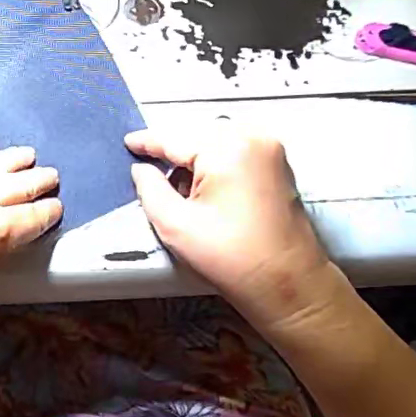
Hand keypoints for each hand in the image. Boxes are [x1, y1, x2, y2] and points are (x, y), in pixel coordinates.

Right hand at [127, 125, 352, 334]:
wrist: (286, 282)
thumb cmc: (232, 257)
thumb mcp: (174, 225)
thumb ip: (149, 189)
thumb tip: (142, 169)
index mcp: (227, 149)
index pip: (175, 138)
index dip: (147, 142)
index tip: (129, 143)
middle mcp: (253, 139)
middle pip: (196, 134)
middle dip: (173, 151)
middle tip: (152, 173)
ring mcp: (270, 149)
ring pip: (216, 139)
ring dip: (195, 157)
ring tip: (183, 190)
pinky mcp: (278, 164)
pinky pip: (236, 148)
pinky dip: (216, 161)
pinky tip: (206, 189)